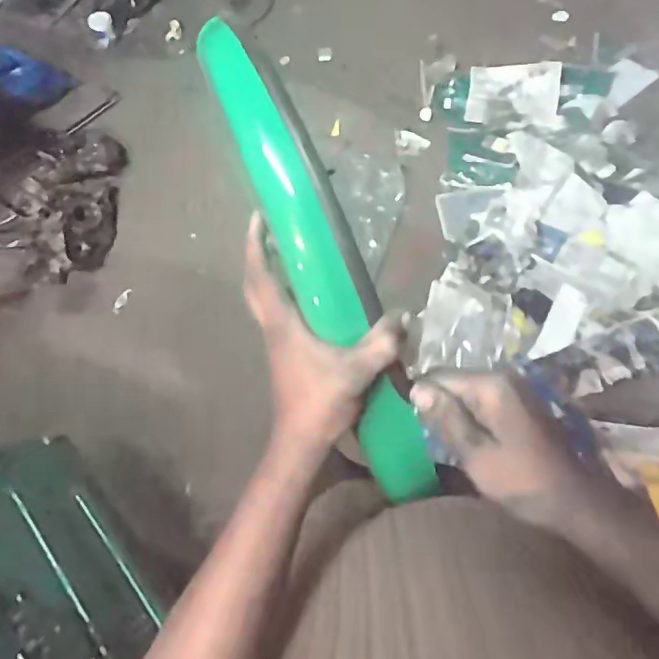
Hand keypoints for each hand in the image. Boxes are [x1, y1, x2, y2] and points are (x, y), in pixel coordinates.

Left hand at [244, 214, 404, 452]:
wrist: (300, 442)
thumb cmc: (318, 402)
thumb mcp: (355, 371)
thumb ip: (380, 343)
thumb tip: (403, 316)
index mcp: (280, 323)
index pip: (259, 276)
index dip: (255, 245)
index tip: (258, 216)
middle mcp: (272, 327)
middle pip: (254, 283)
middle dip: (258, 253)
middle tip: (272, 229)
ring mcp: (276, 341)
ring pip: (262, 298)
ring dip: (268, 273)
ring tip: (288, 252)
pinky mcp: (284, 352)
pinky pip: (277, 312)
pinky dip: (282, 294)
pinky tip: (308, 295)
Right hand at [410, 370, 606, 530]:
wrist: (578, 502)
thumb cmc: (523, 481)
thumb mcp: (477, 455)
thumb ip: (447, 418)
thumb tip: (418, 388)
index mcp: (491, 384)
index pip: (440, 376)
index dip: (422, 396)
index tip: (412, 422)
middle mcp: (504, 376)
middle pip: (456, 380)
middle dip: (439, 403)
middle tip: (429, 434)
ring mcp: (517, 389)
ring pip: (470, 391)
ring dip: (456, 411)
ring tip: (445, 439)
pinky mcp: (523, 403)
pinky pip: (485, 400)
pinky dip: (473, 416)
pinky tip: (469, 438)